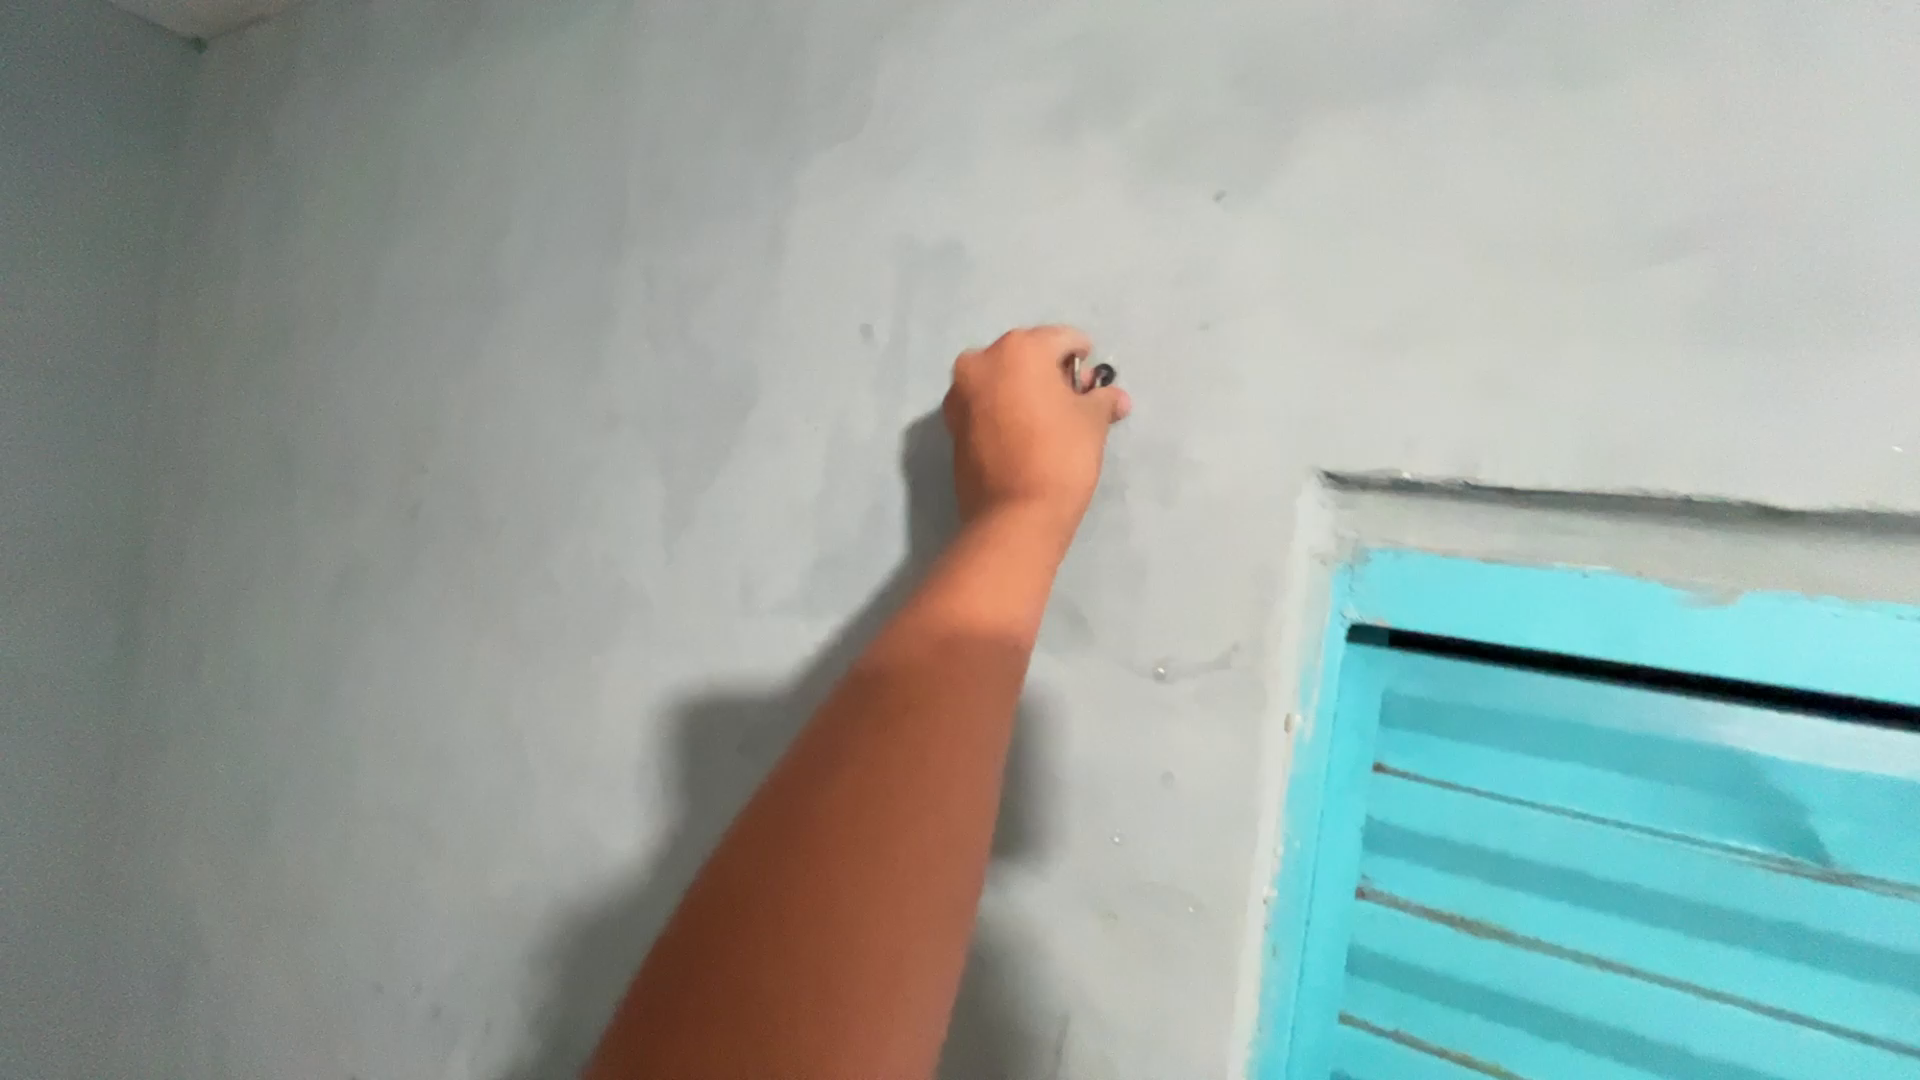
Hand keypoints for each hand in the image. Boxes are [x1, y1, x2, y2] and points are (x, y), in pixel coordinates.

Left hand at [943, 325, 1130, 538]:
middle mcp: (980, 362)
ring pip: (1002, 381)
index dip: (1083, 357)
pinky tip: (1026, 434)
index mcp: (1017, 349)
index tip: (1093, 379)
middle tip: (1076, 401)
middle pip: (1026, 357)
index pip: (1062, 340)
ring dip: (1026, 392)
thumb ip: (1102, 399)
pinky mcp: (952, 427)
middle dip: (1052, 374)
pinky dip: (1005, 411)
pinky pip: (986, 406)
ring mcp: (960, 395)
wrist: (1015, 516)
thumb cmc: (1060, 456)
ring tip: (1051, 420)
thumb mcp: (1092, 422)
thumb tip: (1115, 397)